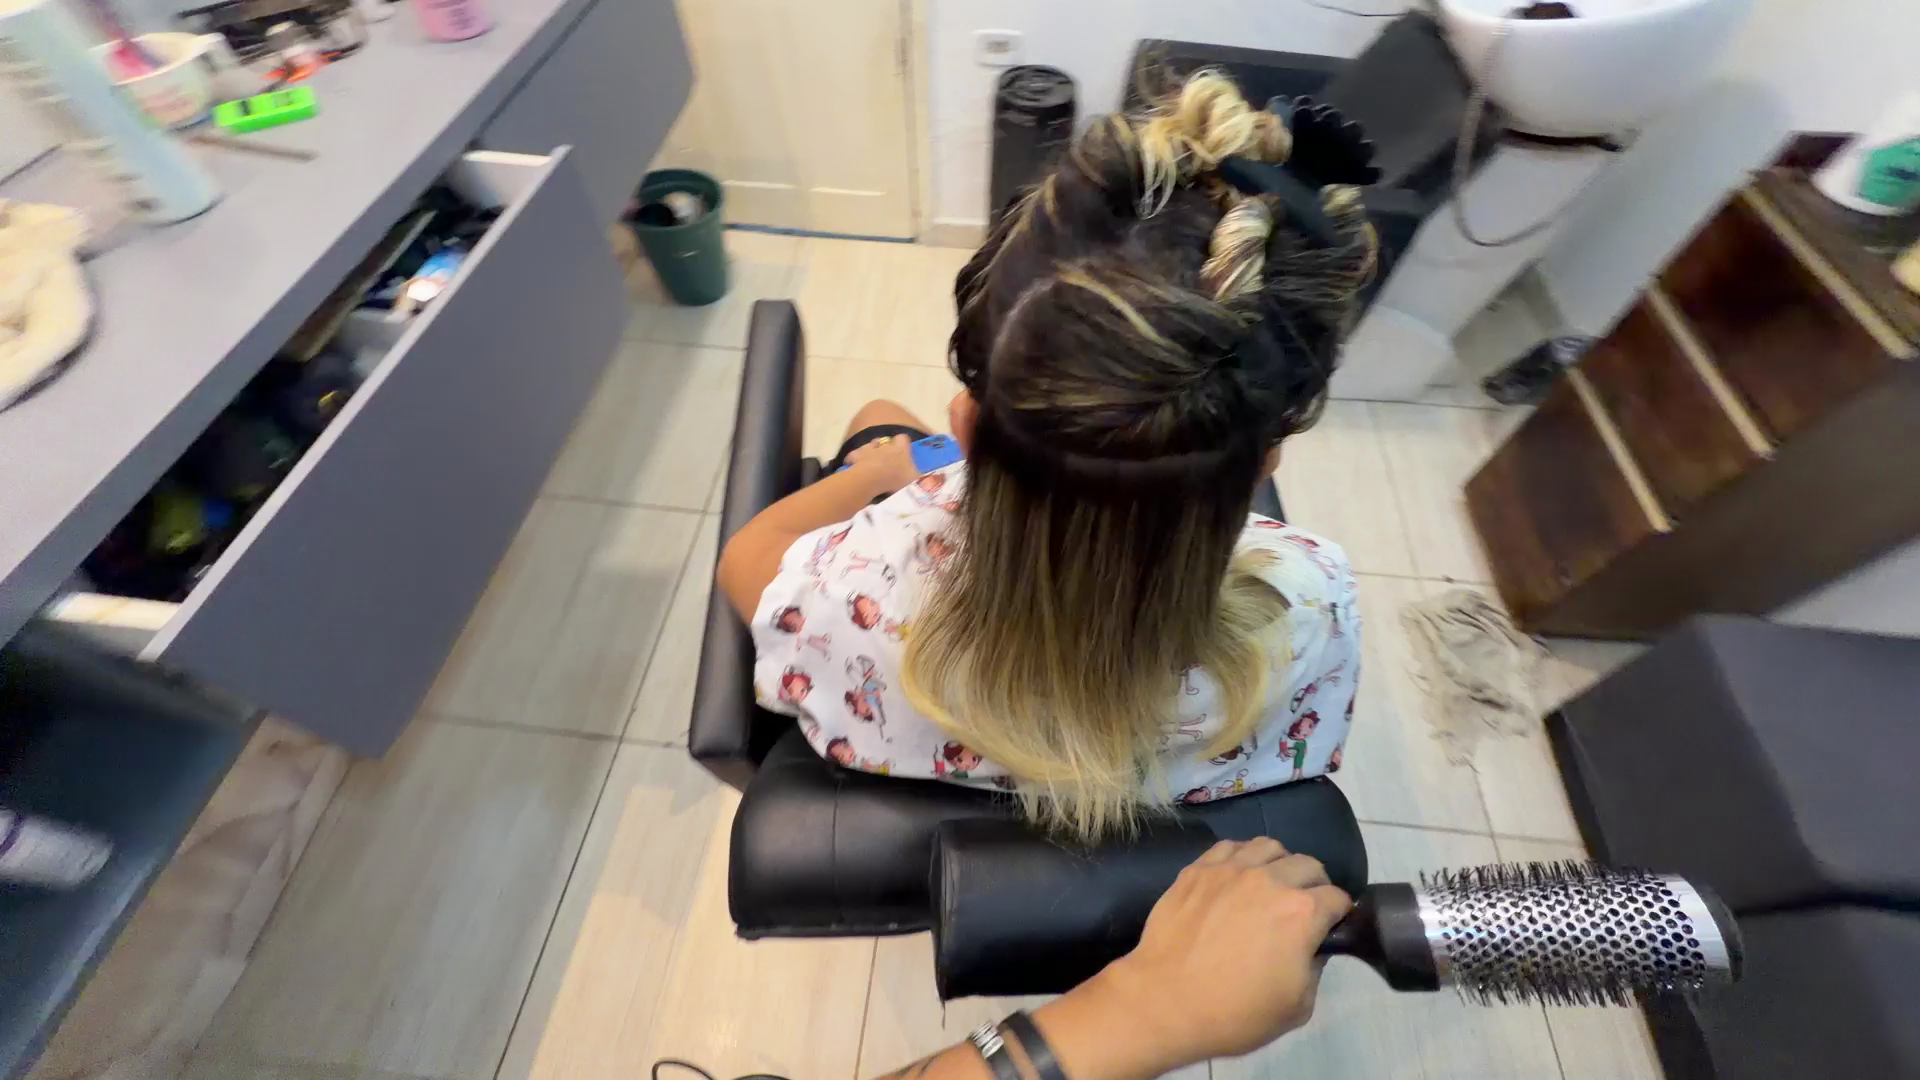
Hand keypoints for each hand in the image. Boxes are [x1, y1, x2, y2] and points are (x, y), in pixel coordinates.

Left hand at [844, 434, 919, 495]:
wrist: (872, 479)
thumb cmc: (896, 479)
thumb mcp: (914, 480)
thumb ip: (921, 478)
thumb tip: (930, 479)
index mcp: (900, 448)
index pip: (904, 438)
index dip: (904, 443)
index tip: (905, 449)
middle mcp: (884, 445)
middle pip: (885, 440)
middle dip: (885, 447)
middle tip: (887, 458)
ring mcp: (868, 449)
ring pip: (868, 445)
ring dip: (869, 451)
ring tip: (870, 461)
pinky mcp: (855, 456)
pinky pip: (853, 455)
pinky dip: (853, 459)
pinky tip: (854, 465)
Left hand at [1098, 839, 1352, 1064]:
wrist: (1168, 997)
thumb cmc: (1237, 1011)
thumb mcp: (1298, 1005)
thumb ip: (1314, 965)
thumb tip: (1310, 943)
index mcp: (1300, 912)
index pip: (1337, 898)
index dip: (1339, 913)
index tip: (1331, 926)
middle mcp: (1267, 879)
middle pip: (1307, 864)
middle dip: (1314, 884)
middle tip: (1305, 907)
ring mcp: (1228, 868)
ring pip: (1268, 845)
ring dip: (1279, 863)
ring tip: (1271, 886)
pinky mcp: (1197, 868)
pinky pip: (1229, 847)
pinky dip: (1241, 857)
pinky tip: (1237, 877)